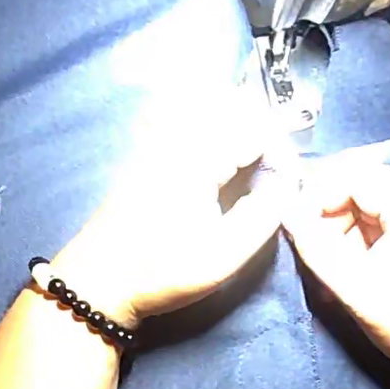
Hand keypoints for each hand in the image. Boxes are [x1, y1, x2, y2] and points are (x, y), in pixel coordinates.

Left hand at [49, 86, 283, 327]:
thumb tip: (286, 183)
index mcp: (198, 155)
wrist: (100, 281)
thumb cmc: (163, 271)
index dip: (283, 154)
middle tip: (275, 176)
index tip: (289, 186)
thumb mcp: (226, 253)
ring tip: (253, 168)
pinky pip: (187, 119)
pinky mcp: (145, 152)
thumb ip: (266, 213)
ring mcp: (156, 140)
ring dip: (240, 129)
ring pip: (210, 107)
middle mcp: (176, 134)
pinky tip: (219, 163)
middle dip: (265, 136)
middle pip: (234, 107)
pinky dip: (214, 130)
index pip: (258, 128)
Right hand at [284, 160, 389, 388]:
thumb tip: (286, 211)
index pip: (356, 176)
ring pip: (380, 206)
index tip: (295, 226)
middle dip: (335, 218)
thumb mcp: (353, 285)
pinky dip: (372, 241)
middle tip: (316, 255)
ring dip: (351, 233)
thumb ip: (314, 245)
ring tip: (337, 273)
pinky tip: (358, 270)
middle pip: (369, 188)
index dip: (318, 198)